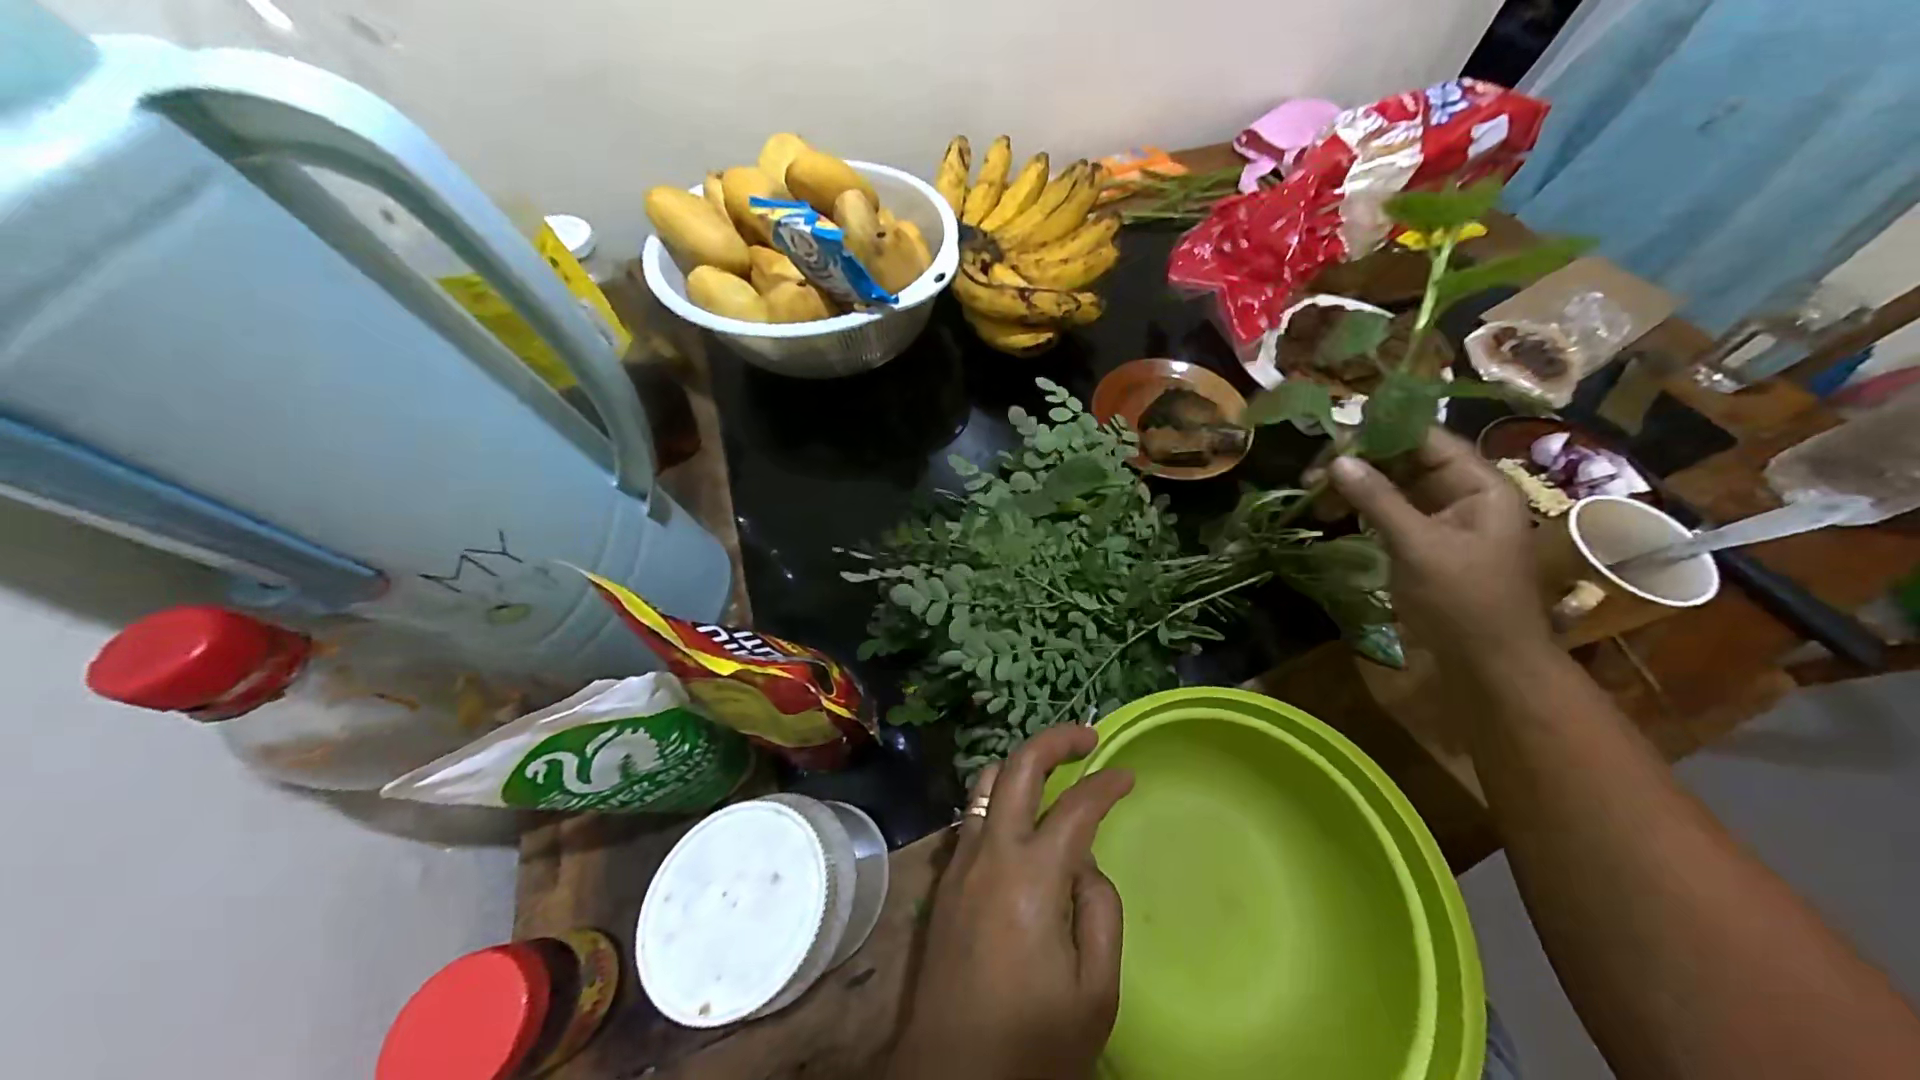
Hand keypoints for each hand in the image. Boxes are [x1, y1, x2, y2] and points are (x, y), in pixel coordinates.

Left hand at [886, 726, 1133, 1079]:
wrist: (950, 1077)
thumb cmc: (1031, 1042)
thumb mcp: (1095, 992)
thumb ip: (1100, 911)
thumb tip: (1085, 865)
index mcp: (1032, 878)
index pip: (1076, 808)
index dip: (1106, 784)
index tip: (1129, 775)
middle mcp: (989, 854)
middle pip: (1017, 768)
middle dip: (1053, 741)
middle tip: (1087, 737)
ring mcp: (959, 864)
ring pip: (985, 785)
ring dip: (1020, 766)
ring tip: (1054, 770)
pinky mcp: (943, 881)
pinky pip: (972, 818)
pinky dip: (999, 799)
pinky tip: (1020, 820)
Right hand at [1328, 428, 1552, 662]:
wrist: (1490, 662)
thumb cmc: (1464, 600)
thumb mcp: (1418, 546)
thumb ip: (1378, 500)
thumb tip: (1337, 461)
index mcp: (1479, 484)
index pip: (1427, 440)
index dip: (1380, 434)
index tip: (1333, 441)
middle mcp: (1463, 493)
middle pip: (1406, 460)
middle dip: (1360, 462)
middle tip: (1313, 473)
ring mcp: (1443, 518)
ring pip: (1393, 486)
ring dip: (1355, 486)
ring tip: (1314, 494)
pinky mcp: (1424, 541)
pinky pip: (1390, 511)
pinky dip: (1362, 508)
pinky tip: (1332, 511)